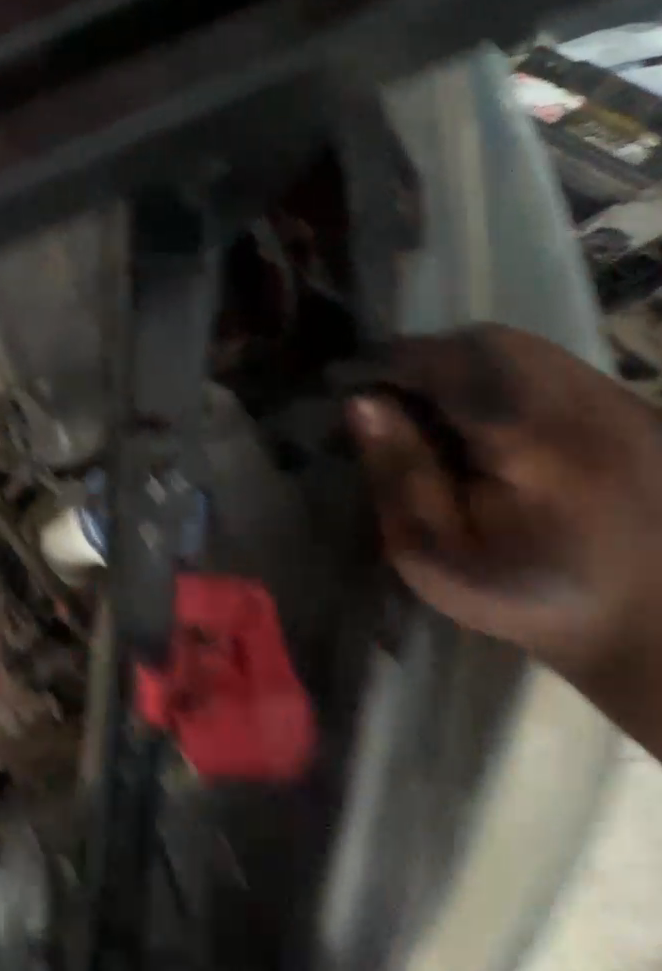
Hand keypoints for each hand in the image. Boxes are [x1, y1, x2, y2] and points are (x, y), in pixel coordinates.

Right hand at [346, 325, 661, 678]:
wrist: (654, 626)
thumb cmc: (524, 597)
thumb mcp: (433, 552)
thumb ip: (397, 474)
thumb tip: (361, 402)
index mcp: (536, 446)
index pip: (451, 365)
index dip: (387, 363)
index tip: (341, 383)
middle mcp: (592, 410)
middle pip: (494, 344)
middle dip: (425, 357)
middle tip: (380, 392)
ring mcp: (627, 408)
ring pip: (528, 350)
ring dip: (463, 366)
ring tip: (424, 405)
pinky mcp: (637, 416)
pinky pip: (553, 371)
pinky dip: (501, 380)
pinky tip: (478, 421)